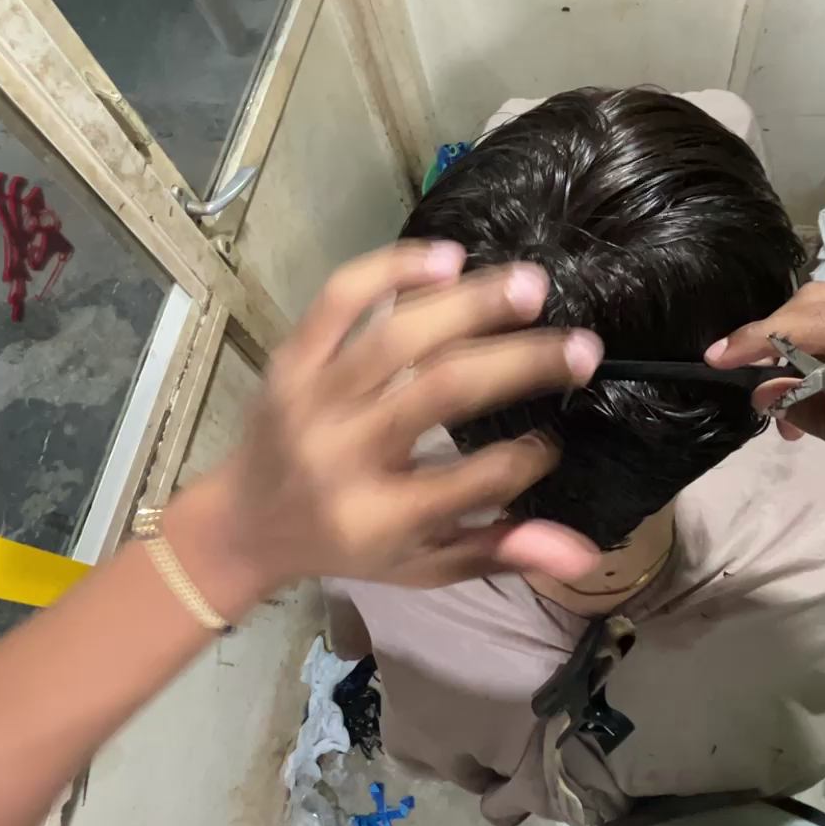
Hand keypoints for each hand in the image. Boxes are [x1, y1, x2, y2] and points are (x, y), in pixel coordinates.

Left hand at [189, 241, 603, 598]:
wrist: (242, 521)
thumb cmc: (343, 546)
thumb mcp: (419, 568)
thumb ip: (496, 554)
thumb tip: (582, 550)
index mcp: (378, 517)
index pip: (471, 480)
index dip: (524, 459)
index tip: (554, 441)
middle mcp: (344, 453)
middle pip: (442, 391)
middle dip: (521, 363)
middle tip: (582, 345)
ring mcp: (313, 398)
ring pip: (397, 336)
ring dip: (471, 305)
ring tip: (531, 286)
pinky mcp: (292, 359)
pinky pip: (340, 299)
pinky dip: (393, 269)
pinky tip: (450, 257)